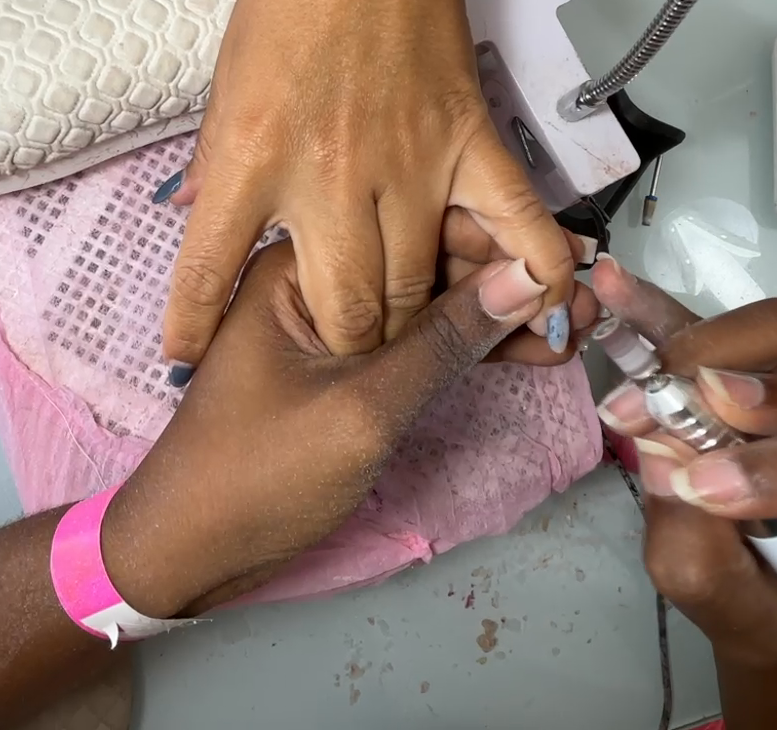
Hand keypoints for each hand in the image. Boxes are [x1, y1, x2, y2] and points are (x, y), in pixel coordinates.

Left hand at [102, 229, 590, 617]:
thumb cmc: (261, 472)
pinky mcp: (346, 363)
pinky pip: (412, 342)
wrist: (192, 547)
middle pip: (423, 263)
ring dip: (493, 318)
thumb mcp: (360, 407)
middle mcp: (317, 276)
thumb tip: (527, 277)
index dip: (495, 247)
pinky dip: (463, 349)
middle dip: (504, 284)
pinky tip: (522, 350)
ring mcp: (332, 321)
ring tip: (570, 328)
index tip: (571, 267)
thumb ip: (443, 341)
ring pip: (425, 304)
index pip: (410, 229)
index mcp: (301, 262)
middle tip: (584, 304)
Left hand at [157, 0, 577, 365]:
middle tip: (336, 340)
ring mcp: (410, 165)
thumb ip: (217, 162)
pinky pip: (515, 226)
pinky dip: (531, 277)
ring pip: (417, 291)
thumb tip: (196, 217)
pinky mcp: (470, 143)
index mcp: (252, 156)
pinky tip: (531, 308)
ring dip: (407, 324)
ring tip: (401, 324)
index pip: (208, 269)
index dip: (191, 327)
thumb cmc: (286, 0)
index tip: (184, 359)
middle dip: (340, 345)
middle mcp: (328, 176)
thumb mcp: (227, 81)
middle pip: (345, 312)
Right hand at [588, 258, 776, 668]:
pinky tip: (613, 287)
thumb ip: (710, 564)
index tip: (714, 483)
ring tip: (647, 389)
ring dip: (719, 347)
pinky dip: (662, 306)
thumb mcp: (753, 622)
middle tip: (697, 404)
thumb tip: (670, 469)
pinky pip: (716, 322)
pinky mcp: (765, 358)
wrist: (774, 595)